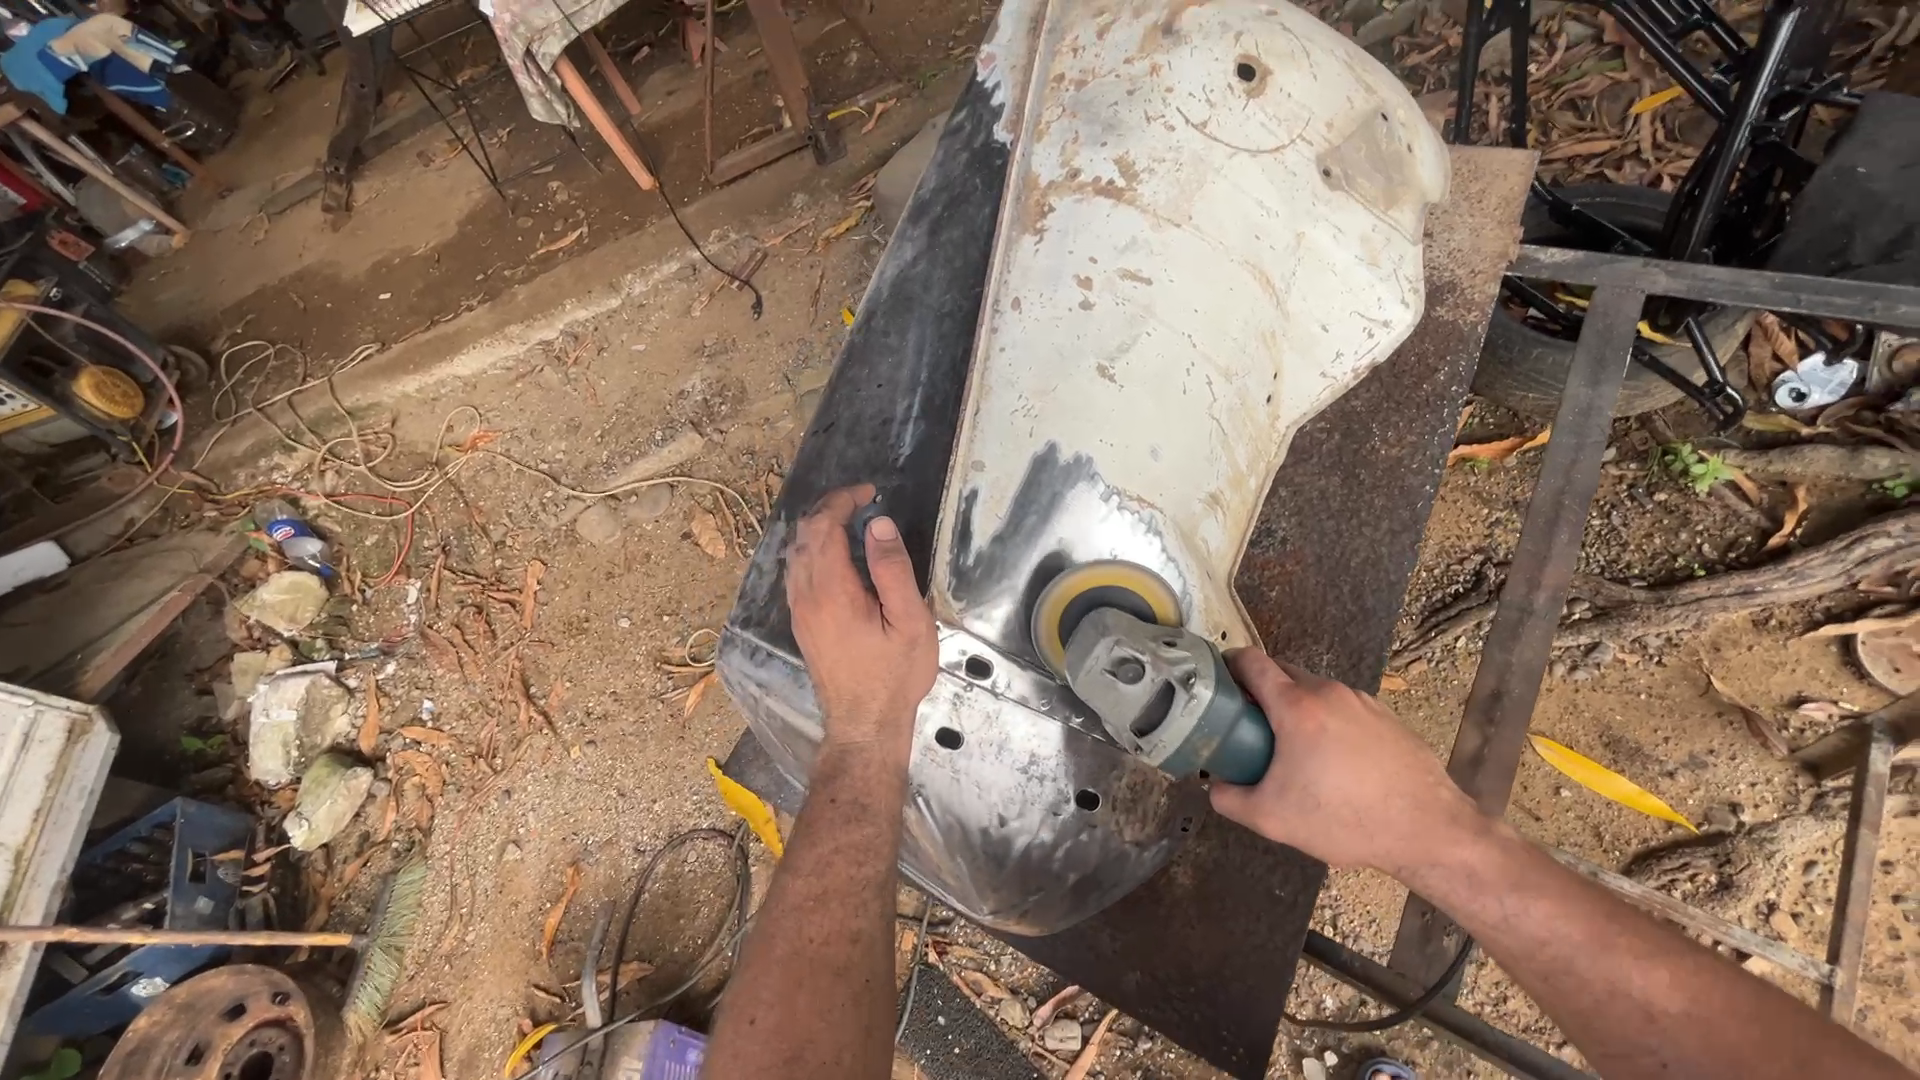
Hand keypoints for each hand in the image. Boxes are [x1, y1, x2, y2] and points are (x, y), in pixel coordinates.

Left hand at [785, 485, 937, 756]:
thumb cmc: (894, 674)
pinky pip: (795, 571)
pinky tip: (833, 553)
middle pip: (804, 534)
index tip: (869, 492)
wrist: (863, 725)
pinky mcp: (801, 623)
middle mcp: (805, 595)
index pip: (824, 527)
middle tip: (861, 500)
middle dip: (829, 508)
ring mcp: (798, 610)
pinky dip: (811, 549)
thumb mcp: (909, 621)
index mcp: (831, 590)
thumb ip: (893, 570)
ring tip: (848, 519)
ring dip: (817, 527)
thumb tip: (878, 525)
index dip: (843, 501)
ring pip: (795, 552)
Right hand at [1208, 650, 1481, 874]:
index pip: (1251, 660)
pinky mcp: (1387, 717)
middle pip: (1281, 673)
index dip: (1228, 665)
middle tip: (1250, 728)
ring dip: (1296, 709)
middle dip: (1260, 692)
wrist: (1431, 832)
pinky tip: (1335, 763)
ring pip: (1314, 692)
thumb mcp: (1271, 818)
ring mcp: (1362, 701)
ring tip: (1294, 751)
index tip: (1218, 686)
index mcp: (1296, 705)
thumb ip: (1229, 798)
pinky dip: (1328, 723)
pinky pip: (1343, 709)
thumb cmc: (1345, 819)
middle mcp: (1328, 692)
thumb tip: (1215, 784)